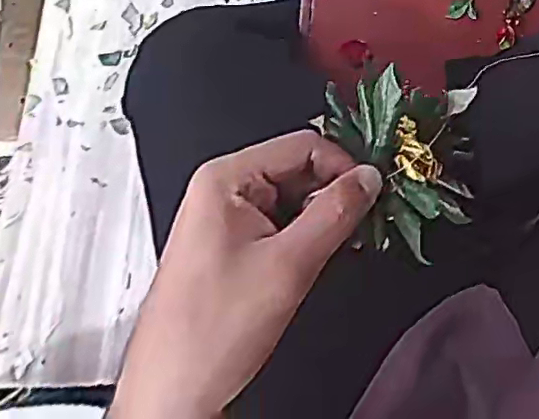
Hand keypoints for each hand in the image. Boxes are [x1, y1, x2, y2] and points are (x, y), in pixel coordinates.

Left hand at [111, 131, 380, 417]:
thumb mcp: (288, 266)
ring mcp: (229, 219)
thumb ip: (336, 213)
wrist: (168, 405)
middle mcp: (225, 191)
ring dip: (322, 220)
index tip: (369, 193)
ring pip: (296, 198)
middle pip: (301, 169)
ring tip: (338, 247)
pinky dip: (308, 237)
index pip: (305, 145)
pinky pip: (284, 223)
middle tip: (359, 224)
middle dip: (333, 196)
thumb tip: (370, 177)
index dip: (342, 166)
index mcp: (227, 179)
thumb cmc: (208, 337)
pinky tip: (317, 260)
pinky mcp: (235, 245)